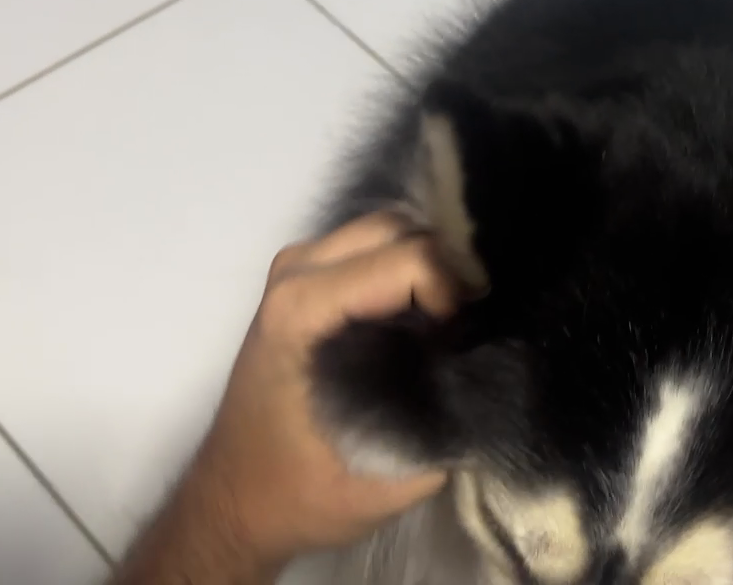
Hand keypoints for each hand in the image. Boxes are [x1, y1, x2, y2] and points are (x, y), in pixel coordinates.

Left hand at [114, 216, 458, 583]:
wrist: (232, 505)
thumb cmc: (298, 491)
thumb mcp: (384, 479)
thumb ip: (448, 428)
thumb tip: (499, 376)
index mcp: (303, 310)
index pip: (413, 258)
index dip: (455, 293)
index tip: (462, 342)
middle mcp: (297, 272)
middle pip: (404, 229)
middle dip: (448, 269)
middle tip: (466, 322)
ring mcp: (298, 267)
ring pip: (393, 227)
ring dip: (431, 265)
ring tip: (449, 316)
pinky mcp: (307, 275)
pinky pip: (377, 242)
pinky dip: (411, 265)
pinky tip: (424, 309)